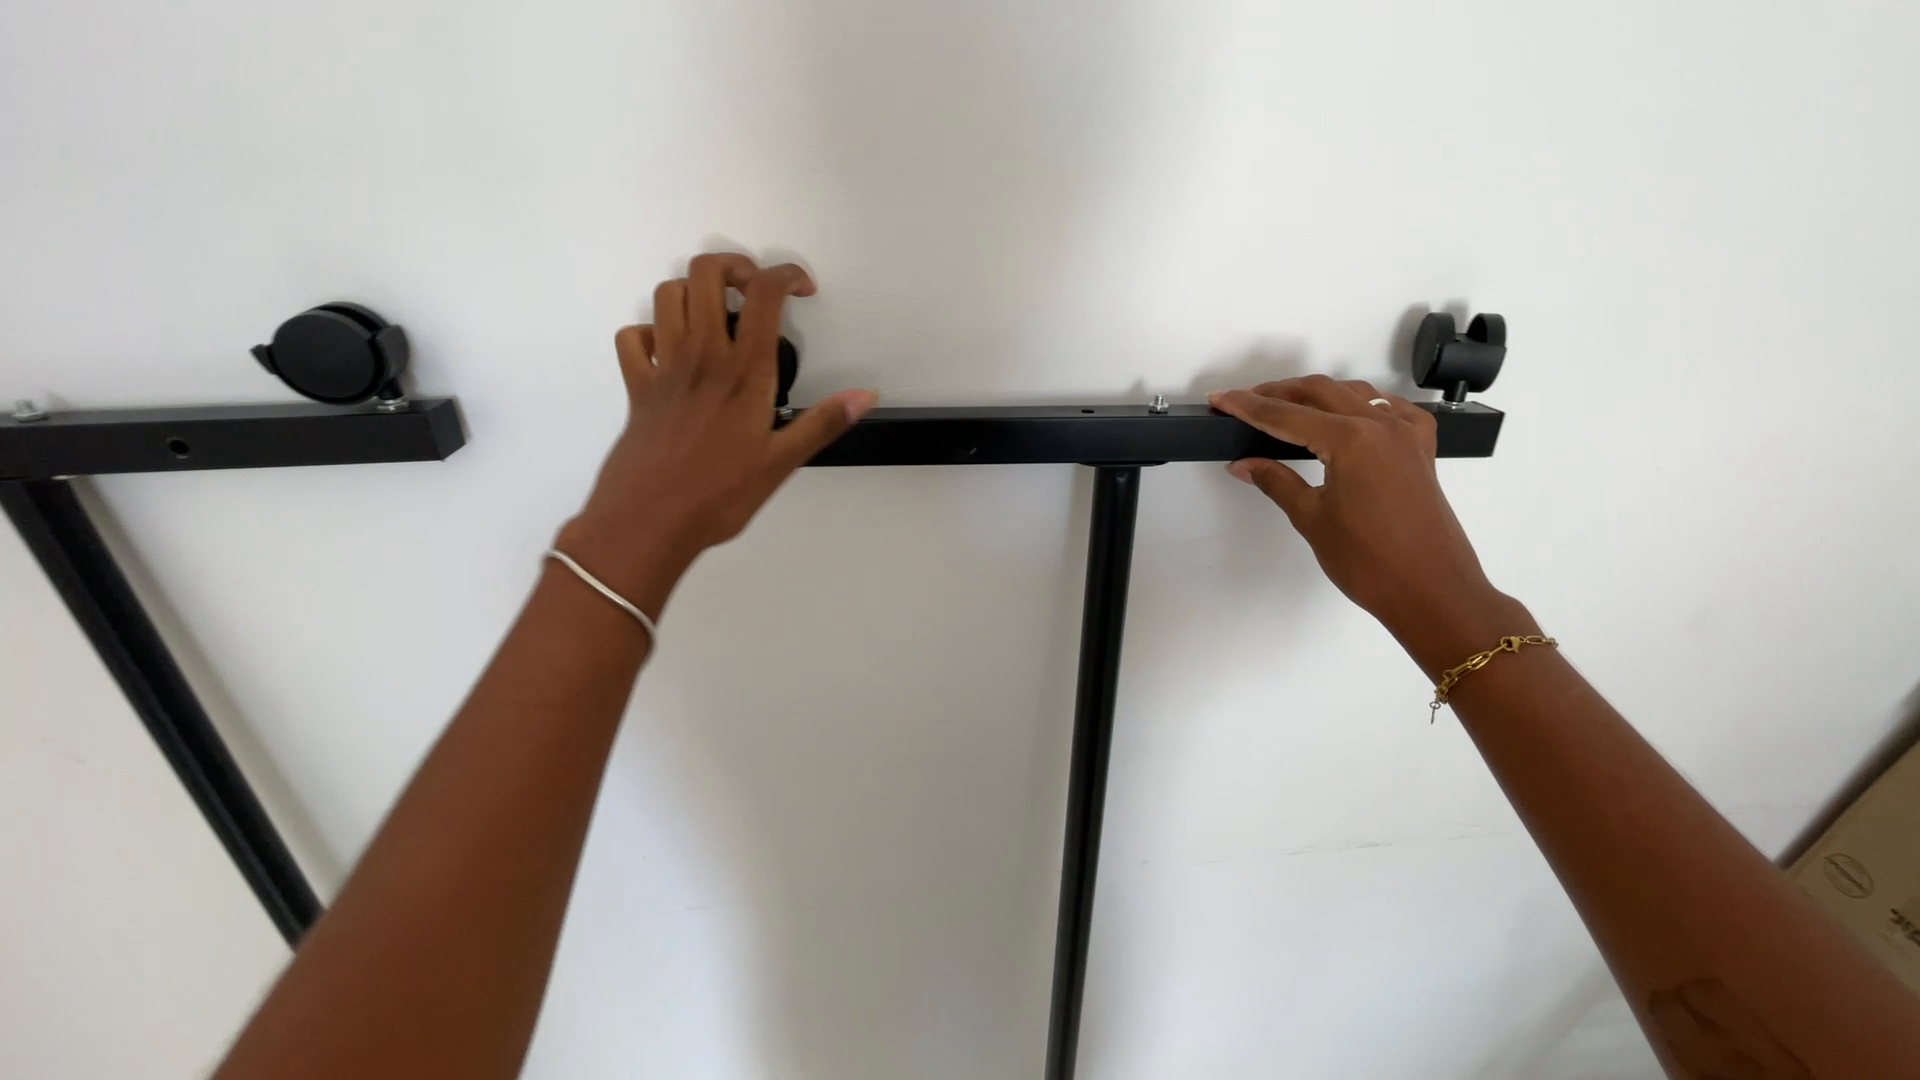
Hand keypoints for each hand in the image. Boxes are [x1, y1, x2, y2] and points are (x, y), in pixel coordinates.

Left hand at [556, 254, 875, 608]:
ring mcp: (663, 368)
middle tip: (755, 288)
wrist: (648, 522)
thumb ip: (824, 423)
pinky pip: (633, 337)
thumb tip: (865, 396)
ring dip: (694, 290)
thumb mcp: (782, 463)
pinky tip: (671, 350)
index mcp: (743, 372)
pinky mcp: (637, 387)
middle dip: (734, 265)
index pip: (765, 295)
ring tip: (718, 313)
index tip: (803, 288)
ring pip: (668, 294)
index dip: (787, 274)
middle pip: (706, 273)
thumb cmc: (717, 496)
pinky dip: (651, 330)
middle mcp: (701, 357)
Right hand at [1209, 376, 1531, 670]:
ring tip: (1284, 405)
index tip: (1221, 400)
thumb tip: (1245, 465)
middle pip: (1319, 392)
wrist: (1432, 590)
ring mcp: (1406, 434)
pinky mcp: (1420, 448)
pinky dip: (1358, 403)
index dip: (1247, 407)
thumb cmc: (1372, 562)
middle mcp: (1381, 426)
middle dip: (1277, 393)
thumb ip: (1276, 482)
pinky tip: (1342, 414)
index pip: (1285, 415)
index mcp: (1351, 441)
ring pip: (1353, 393)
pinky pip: (1387, 407)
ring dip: (1315, 394)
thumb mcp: (1312, 518)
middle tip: (1243, 402)